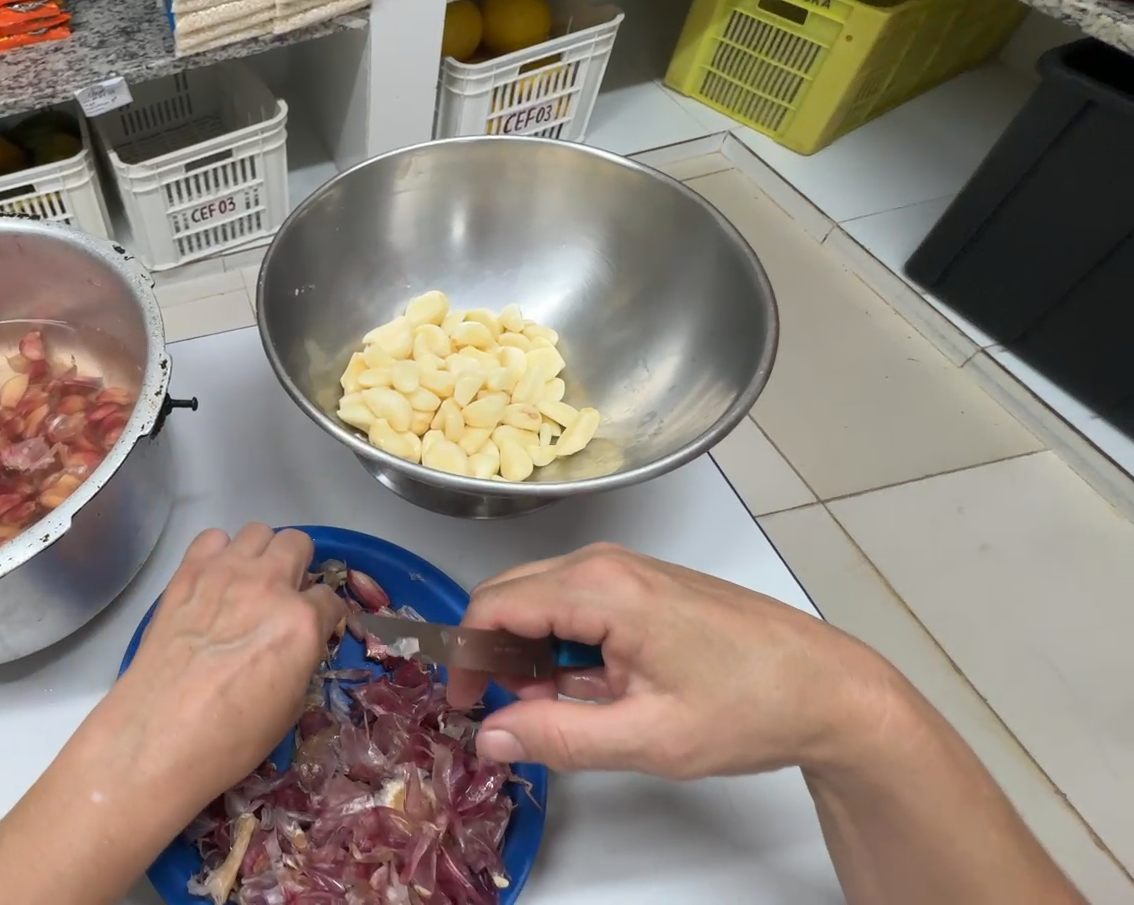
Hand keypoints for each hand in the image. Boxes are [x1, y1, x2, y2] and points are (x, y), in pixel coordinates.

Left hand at [93, 524, 344, 811]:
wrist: (160, 733)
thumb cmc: (232, 737)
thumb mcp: (290, 705)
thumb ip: (301, 655)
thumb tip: (298, 639)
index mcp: (301, 622)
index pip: (330, 598)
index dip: (325, 614)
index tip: (316, 624)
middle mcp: (268, 584)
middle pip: (297, 543)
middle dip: (298, 565)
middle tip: (286, 591)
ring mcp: (225, 571)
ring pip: (257, 531)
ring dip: (260, 553)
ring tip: (249, 579)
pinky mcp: (188, 570)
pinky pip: (212, 537)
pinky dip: (219, 551)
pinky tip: (214, 577)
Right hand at [449, 542, 906, 778]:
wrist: (835, 688)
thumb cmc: (748, 709)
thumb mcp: (649, 738)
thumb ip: (558, 736)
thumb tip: (489, 738)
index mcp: (597, 588)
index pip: (493, 607)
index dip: (467, 657)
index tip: (466, 703)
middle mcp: (599, 562)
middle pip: (507, 596)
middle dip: (496, 653)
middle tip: (515, 709)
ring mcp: (617, 566)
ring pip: (534, 597)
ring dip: (529, 649)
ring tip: (563, 702)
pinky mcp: (632, 578)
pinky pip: (566, 598)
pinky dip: (559, 639)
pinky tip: (591, 680)